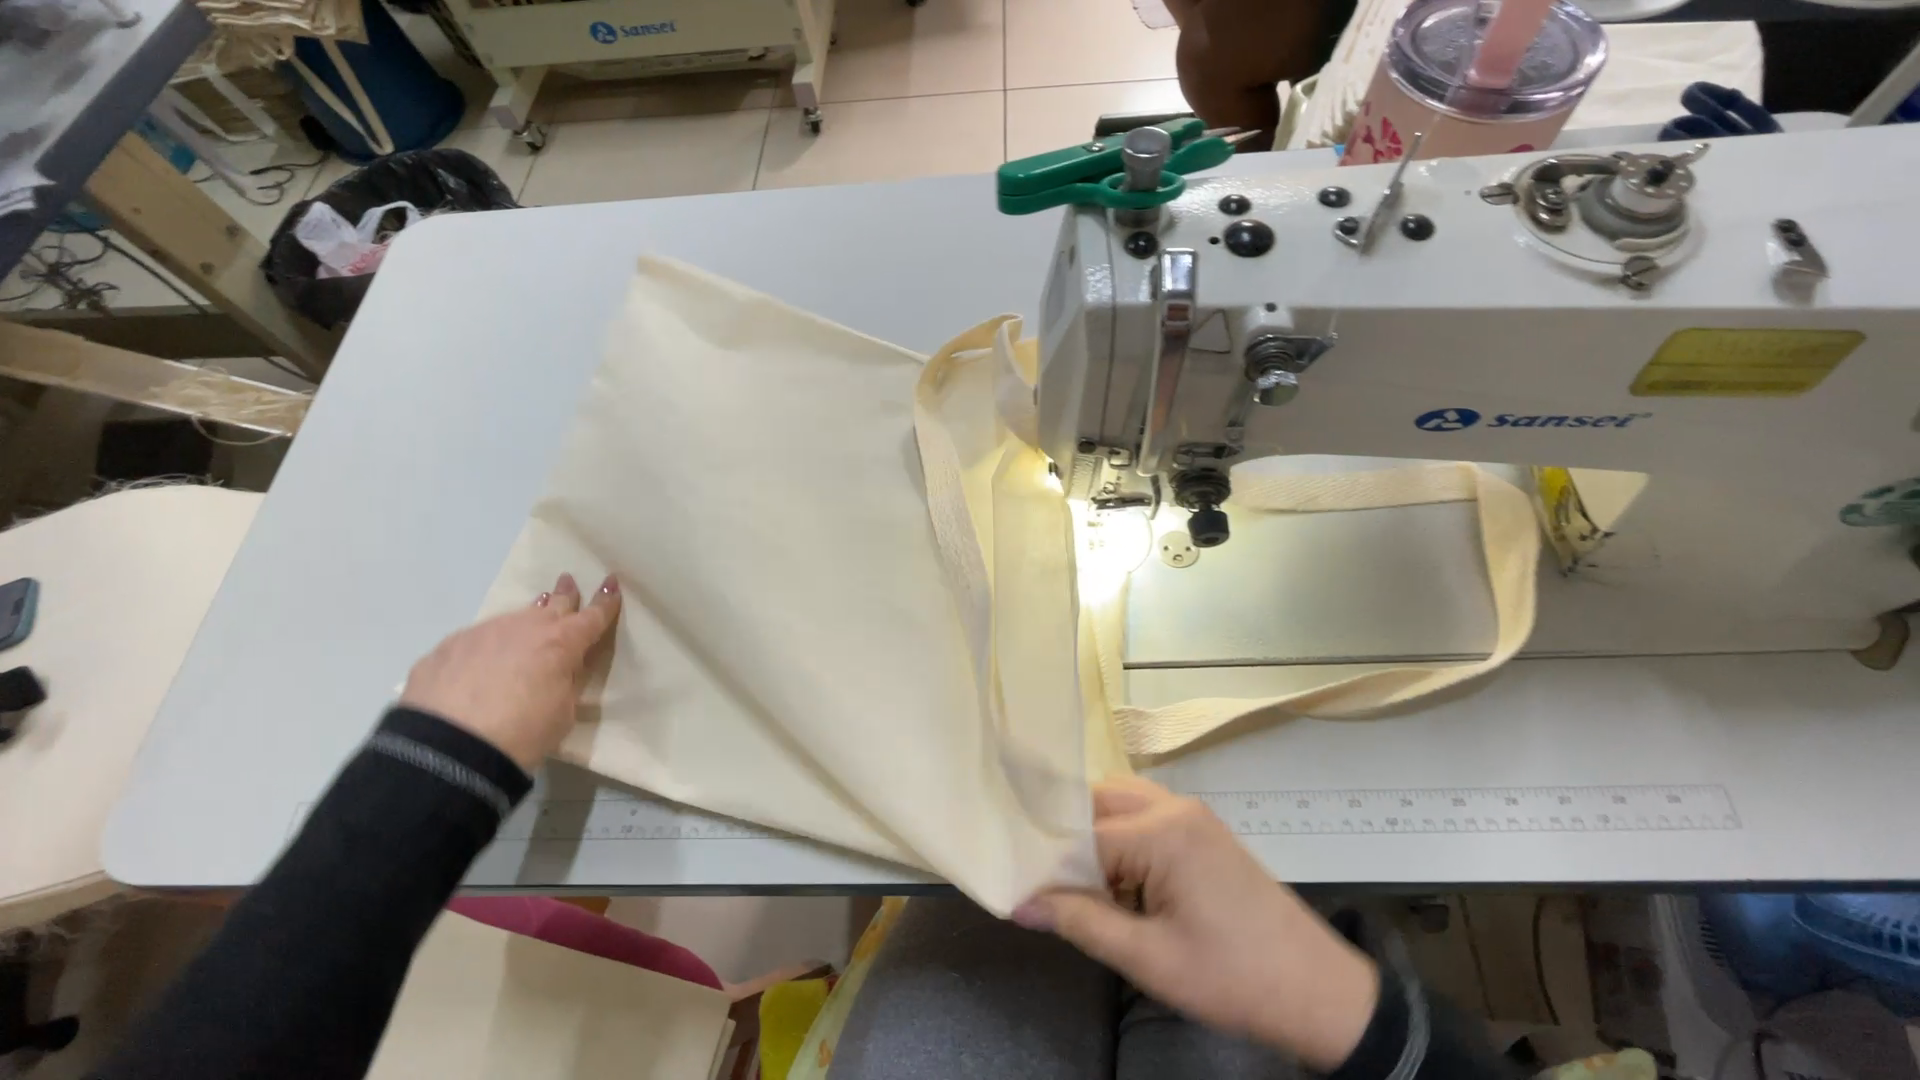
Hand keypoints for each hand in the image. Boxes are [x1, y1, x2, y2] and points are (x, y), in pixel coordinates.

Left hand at [400, 573, 620, 771]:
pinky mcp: (449, 646)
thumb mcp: (563, 712)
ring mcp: (483, 633)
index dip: (606, 601)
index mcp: (561, 643)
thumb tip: (559, 669)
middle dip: (564, 593)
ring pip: (513, 619)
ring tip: (526, 624)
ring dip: (525, 620)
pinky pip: (478, 639)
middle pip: (552, 604)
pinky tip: (481, 660)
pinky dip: (488, 645)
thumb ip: (566, 683)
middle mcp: (524, 627)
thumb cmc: (521, 733)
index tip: (611, 583)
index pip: (593, 616)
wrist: (447, 749)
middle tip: (567, 580)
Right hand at [1013, 776, 1378, 1069]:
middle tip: (1040, 879)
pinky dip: (1121, 837)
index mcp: (1162, 832)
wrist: (1319, 993)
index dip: (1046, 865)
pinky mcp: (1204, 831)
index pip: (1080, 835)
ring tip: (1075, 881)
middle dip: (1065, 838)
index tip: (1018, 889)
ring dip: (1093, 834)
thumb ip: (1080, 922)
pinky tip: (1115, 878)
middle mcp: (1175, 807)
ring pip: (1121, 803)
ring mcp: (1193, 815)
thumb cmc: (1233, 978)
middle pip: (1097, 802)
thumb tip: (1019, 904)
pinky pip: (1146, 816)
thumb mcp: (1148, 958)